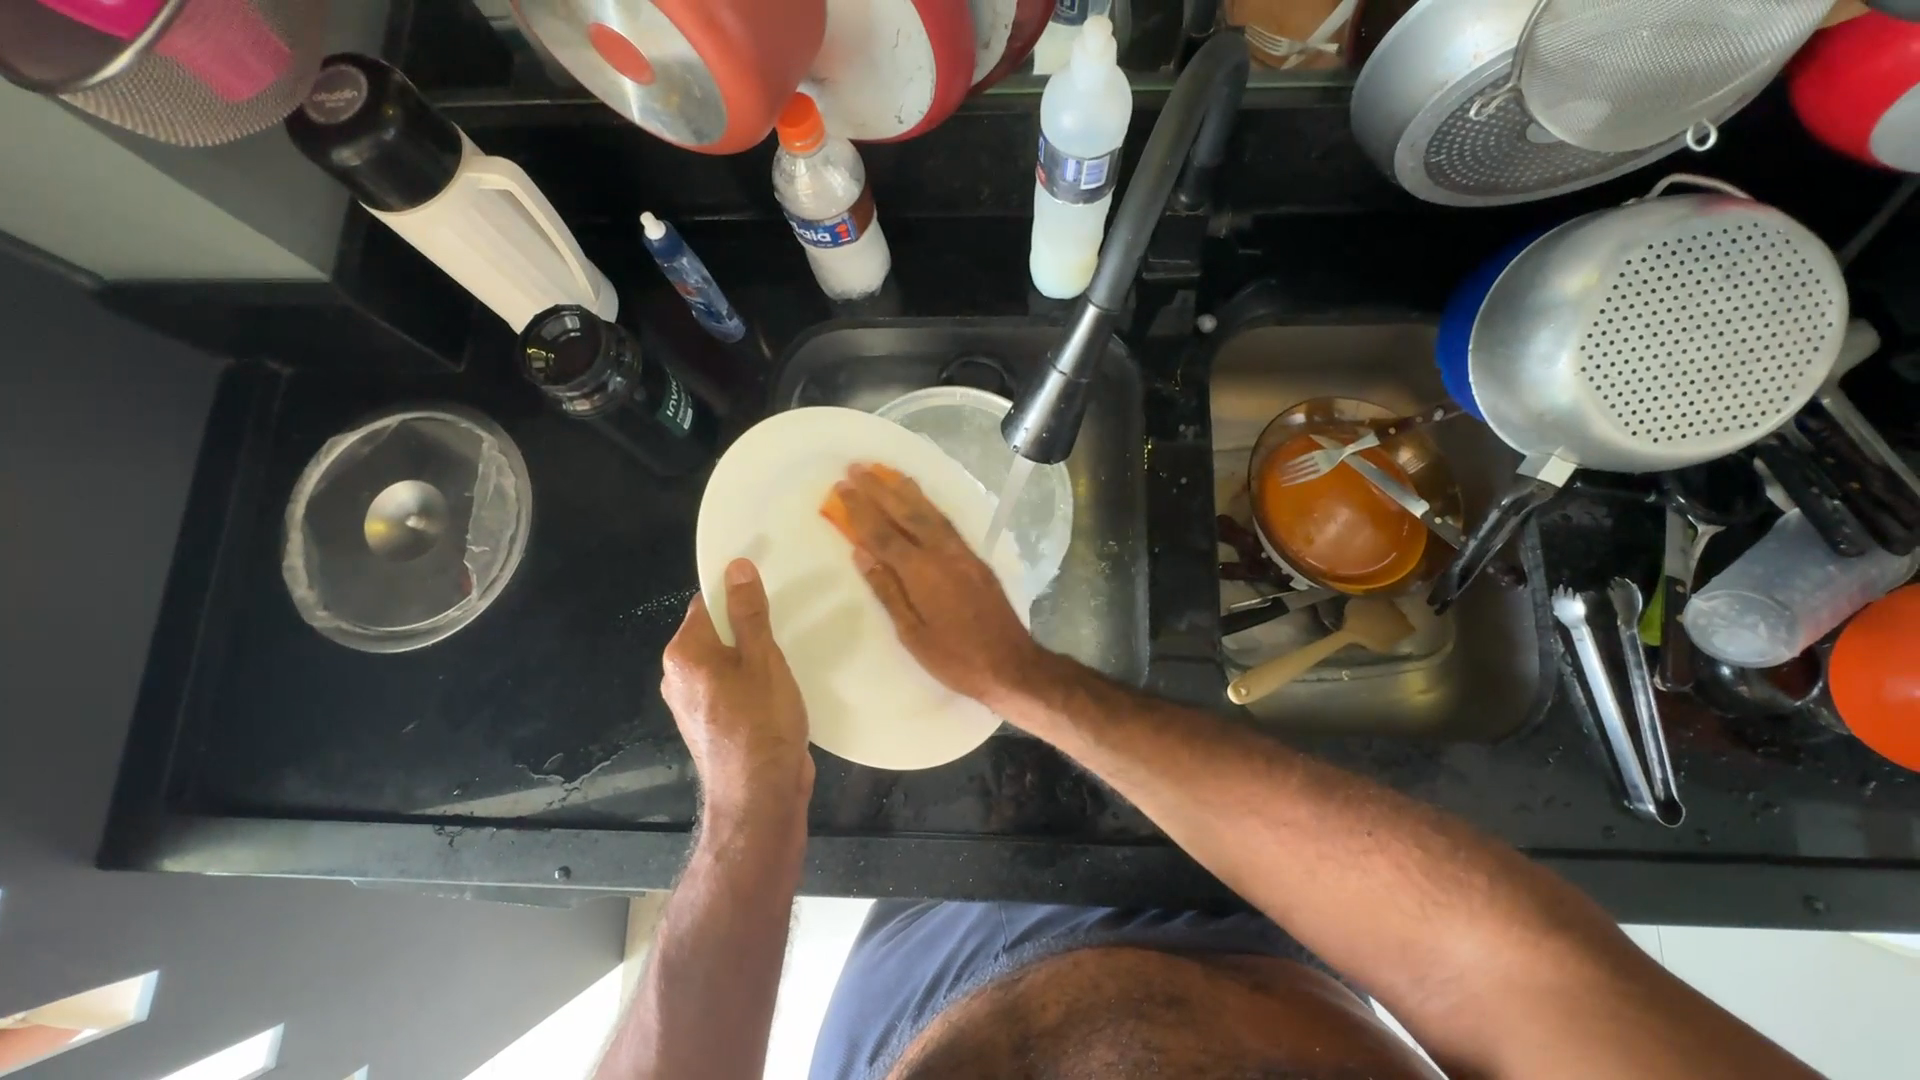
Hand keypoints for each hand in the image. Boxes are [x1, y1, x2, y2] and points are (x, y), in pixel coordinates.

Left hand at [661, 559, 812, 823]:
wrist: (760, 798)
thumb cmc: (762, 724)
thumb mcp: (763, 659)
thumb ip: (749, 613)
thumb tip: (736, 567)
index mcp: (686, 653)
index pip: (706, 603)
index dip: (738, 592)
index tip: (772, 588)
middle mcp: (679, 676)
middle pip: (716, 633)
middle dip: (750, 627)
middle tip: (790, 623)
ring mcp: (694, 705)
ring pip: (727, 663)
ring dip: (755, 657)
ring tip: (792, 655)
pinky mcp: (714, 726)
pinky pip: (732, 689)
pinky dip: (754, 683)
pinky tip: (782, 689)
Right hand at [821, 464, 1045, 707]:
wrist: (1011, 665)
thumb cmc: (955, 659)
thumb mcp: (912, 634)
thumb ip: (887, 591)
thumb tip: (862, 553)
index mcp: (922, 572)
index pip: (882, 533)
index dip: (860, 510)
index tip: (841, 487)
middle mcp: (943, 553)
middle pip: (906, 512)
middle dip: (879, 488)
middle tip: (856, 467)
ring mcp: (962, 553)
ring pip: (929, 511)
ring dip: (904, 489)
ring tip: (883, 470)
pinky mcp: (975, 558)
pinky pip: (945, 520)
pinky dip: (927, 504)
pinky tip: (918, 499)